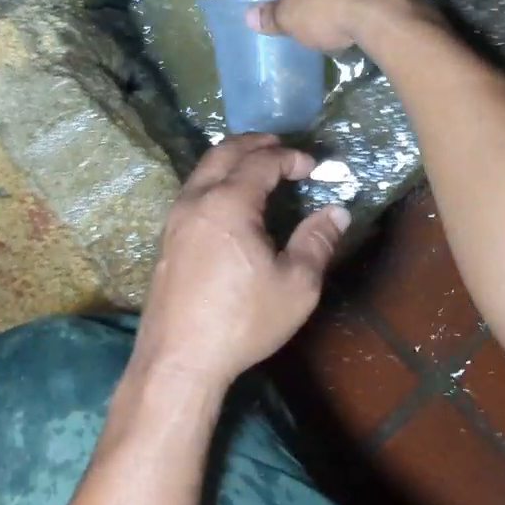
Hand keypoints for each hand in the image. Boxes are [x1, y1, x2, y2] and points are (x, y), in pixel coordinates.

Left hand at [133, 134, 351, 389]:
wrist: (179, 360)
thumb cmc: (242, 320)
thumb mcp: (296, 284)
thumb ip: (317, 241)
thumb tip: (337, 212)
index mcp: (229, 203)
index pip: (262, 162)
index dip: (291, 158)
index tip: (314, 168)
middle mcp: (197, 200)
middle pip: (224, 153)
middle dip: (255, 144)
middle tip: (280, 145)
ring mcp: (176, 219)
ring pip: (203, 170)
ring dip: (232, 160)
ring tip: (257, 167)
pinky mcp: (166, 240)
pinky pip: (193, 191)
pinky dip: (216, 180)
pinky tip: (230, 201)